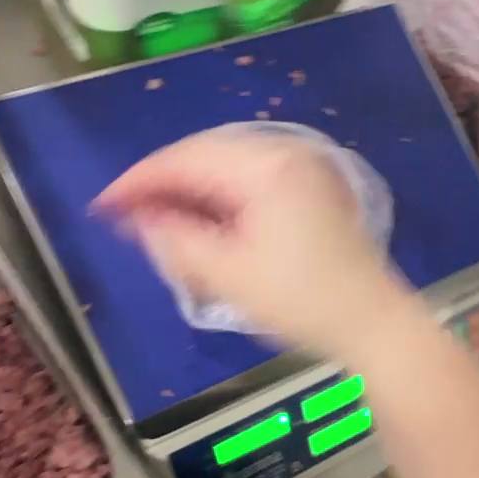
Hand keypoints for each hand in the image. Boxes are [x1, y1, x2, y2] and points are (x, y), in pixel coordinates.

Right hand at [94, 124, 413, 356]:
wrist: (375, 323)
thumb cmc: (303, 303)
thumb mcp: (229, 277)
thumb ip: (176, 241)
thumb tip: (139, 218)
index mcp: (267, 167)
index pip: (186, 160)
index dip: (140, 181)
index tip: (103, 206)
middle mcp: (288, 154)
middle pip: (207, 157)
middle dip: (165, 185)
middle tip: (127, 216)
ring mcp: (305, 170)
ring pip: (229, 169)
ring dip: (192, 193)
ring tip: (159, 223)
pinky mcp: (313, 190)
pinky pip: (253, 183)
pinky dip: (223, 201)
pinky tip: (204, 225)